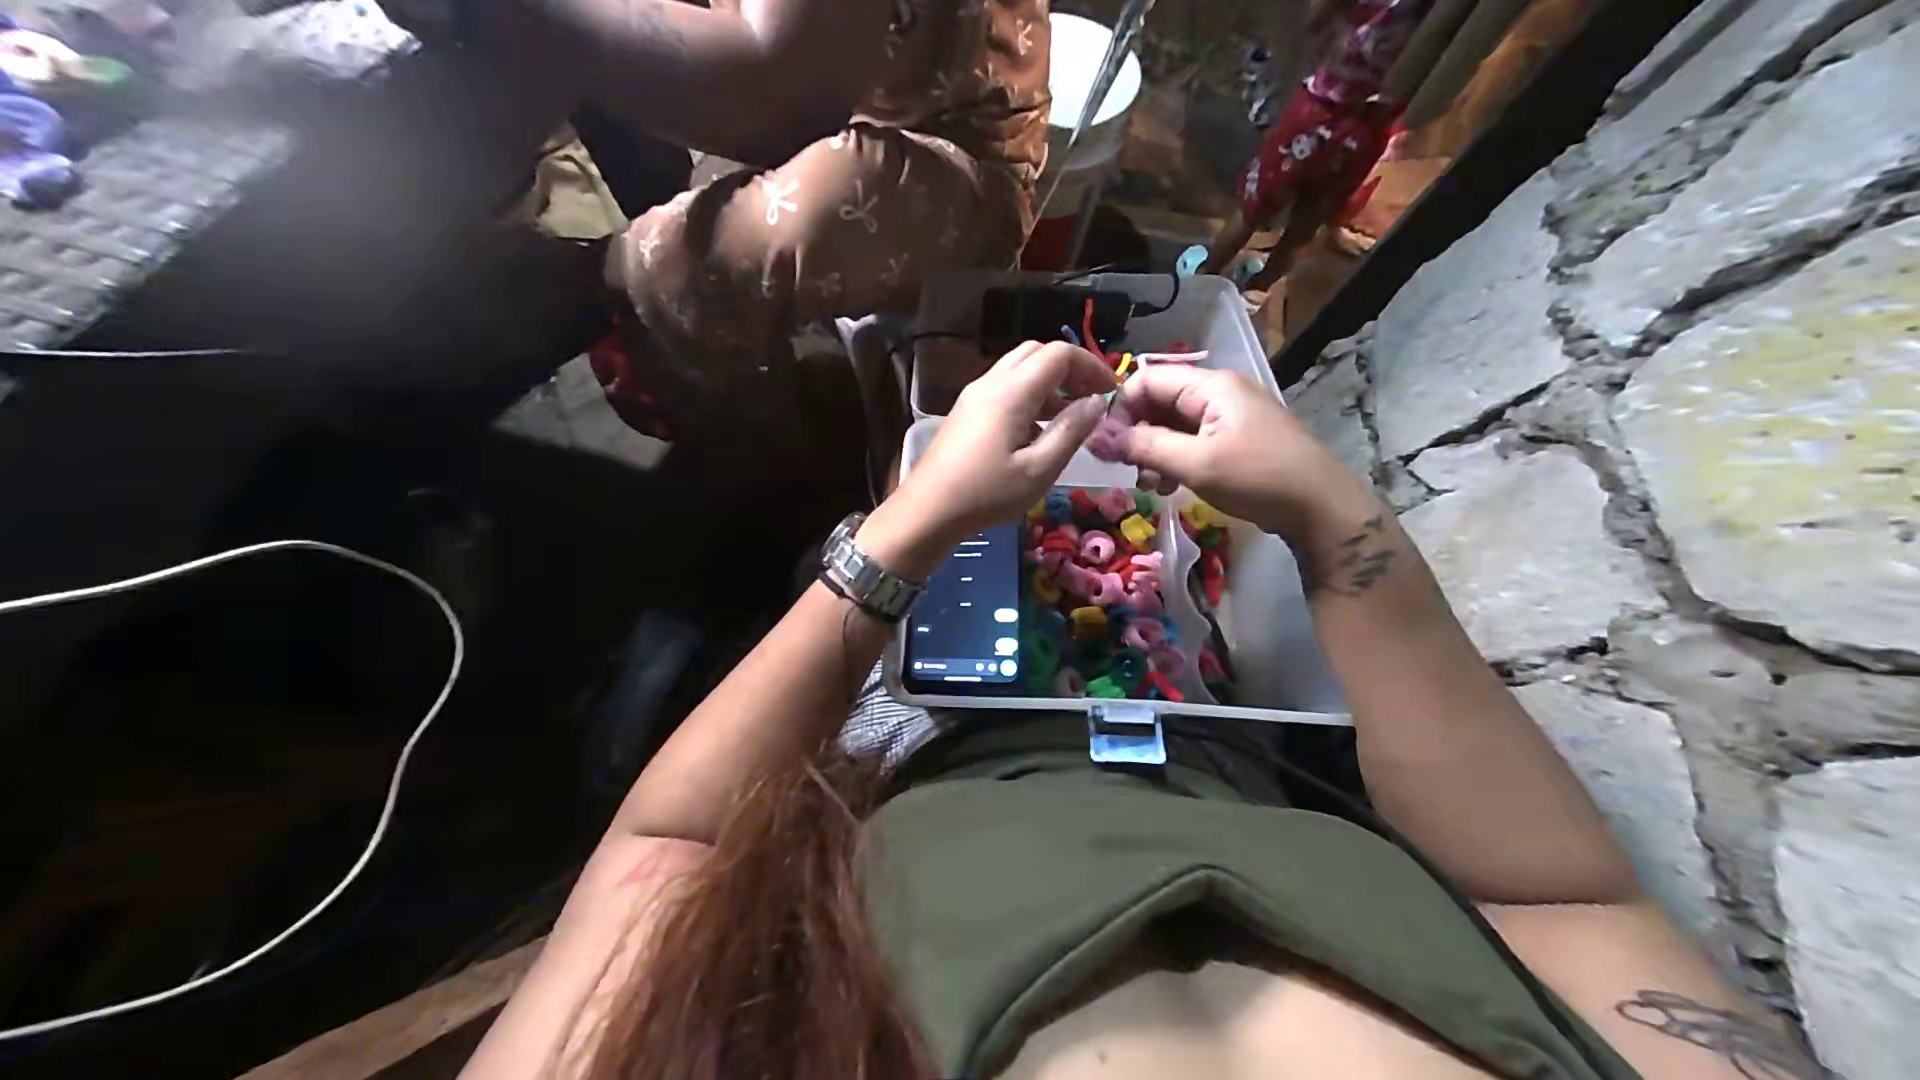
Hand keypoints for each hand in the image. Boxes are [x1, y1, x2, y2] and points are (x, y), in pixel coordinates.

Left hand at [859, 341, 1114, 577]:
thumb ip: (1071, 431)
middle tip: (1091, 401)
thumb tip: (1097, 402)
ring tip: (1069, 420)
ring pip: (1019, 370)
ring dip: (1050, 384)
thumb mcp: (1039, 470)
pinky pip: (1004, 388)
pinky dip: (1029, 397)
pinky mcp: (965, 412)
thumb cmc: (986, 495)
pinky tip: (1037, 432)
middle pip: (1037, 353)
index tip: (1110, 393)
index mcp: (1011, 393)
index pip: (1059, 354)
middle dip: (1070, 370)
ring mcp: (973, 396)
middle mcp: (990, 383)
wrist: (926, 512)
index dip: (1091, 366)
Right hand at [1089, 365, 1375, 544]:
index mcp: (1210, 386)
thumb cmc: (1257, 478)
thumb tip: (1099, 437)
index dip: (1119, 408)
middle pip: (1157, 401)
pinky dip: (1172, 460)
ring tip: (1148, 483)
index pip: (1145, 380)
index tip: (1105, 445)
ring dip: (1151, 451)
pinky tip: (1167, 485)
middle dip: (1134, 433)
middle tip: (1124, 468)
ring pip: (1170, 424)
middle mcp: (1217, 392)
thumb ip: (1145, 446)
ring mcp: (1227, 416)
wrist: (1319, 507)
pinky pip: (1189, 440)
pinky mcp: (1233, 439)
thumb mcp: (1195, 463)